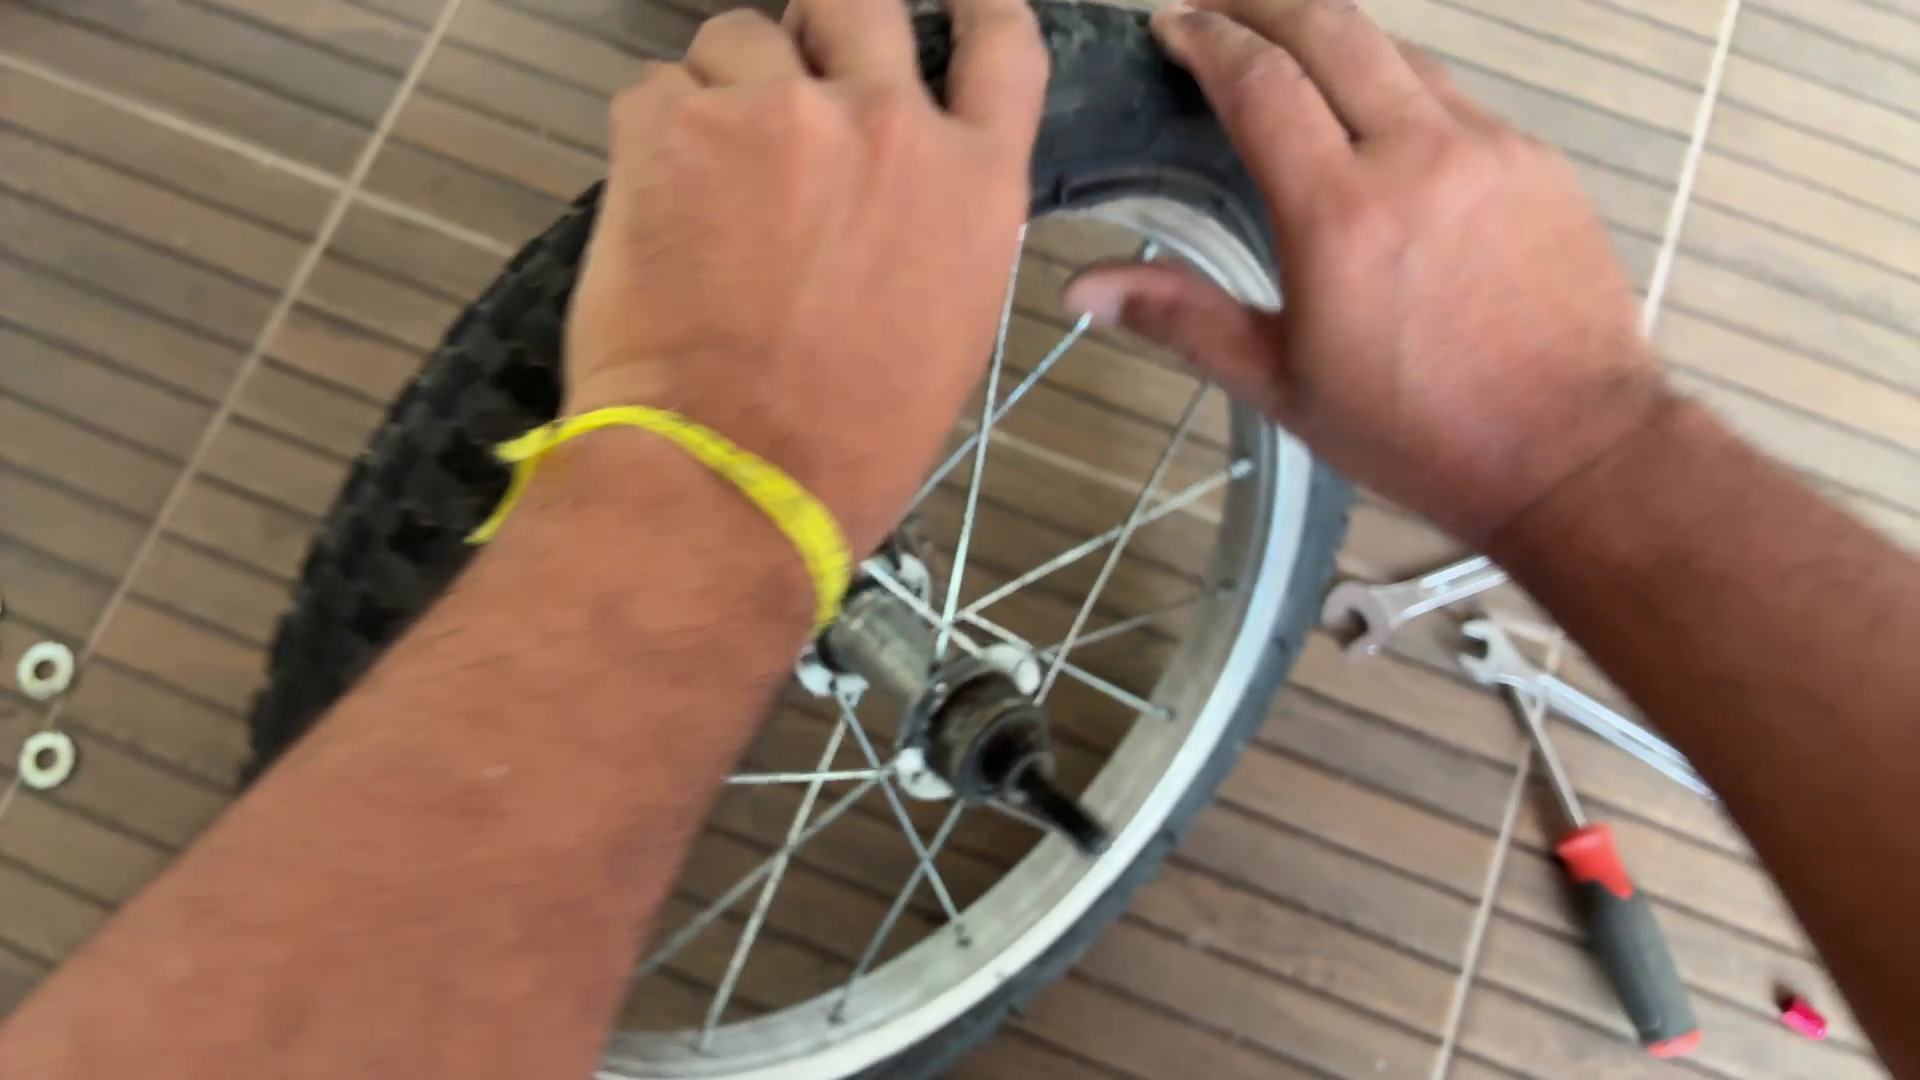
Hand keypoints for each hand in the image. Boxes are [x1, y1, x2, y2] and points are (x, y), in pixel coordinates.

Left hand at [565, 0, 1046, 554]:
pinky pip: (662, 89)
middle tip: (793, 101)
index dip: (974, 8)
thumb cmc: (855, 445)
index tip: (954, 0)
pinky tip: (665, 216)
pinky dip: (661, 138)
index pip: (1000, 47)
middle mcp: (888, 127)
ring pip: (743, 40)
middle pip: (857, 3)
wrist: (743, 487)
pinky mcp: (674, 126)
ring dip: (730, 95)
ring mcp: (779, 115)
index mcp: (974, 190)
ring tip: (712, 192)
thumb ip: (933, 235)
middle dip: (826, 34)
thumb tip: (893, 198)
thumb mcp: (943, 337)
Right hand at [1064, 0, 1673, 541]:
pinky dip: (1390, 85)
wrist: (1565, 449)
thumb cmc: (1404, 428)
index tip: (1170, 24)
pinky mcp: (1536, 161)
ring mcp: (1490, 146)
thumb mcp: (1274, 381)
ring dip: (1330, 36)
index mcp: (1339, 213)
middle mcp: (1418, 153)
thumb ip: (1180, 317)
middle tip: (1216, 2)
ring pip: (1398, 53)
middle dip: (1263, 0)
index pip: (1262, 86)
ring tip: (1282, 50)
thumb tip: (1081, 288)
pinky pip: (1449, 95)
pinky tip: (1368, 121)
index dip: (1207, 41)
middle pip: (1335, 29)